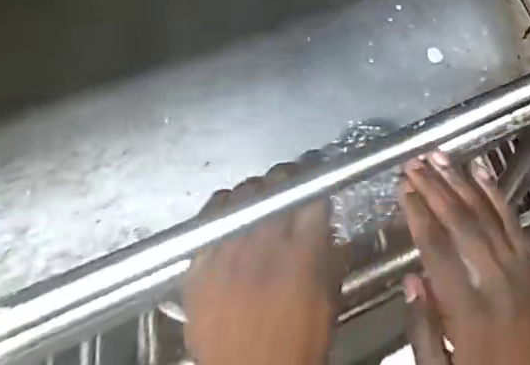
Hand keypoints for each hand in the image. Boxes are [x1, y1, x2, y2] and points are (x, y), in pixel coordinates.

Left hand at [183, 162, 339, 364]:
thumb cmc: (293, 350)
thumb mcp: (326, 306)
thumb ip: (329, 260)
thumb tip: (330, 228)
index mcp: (300, 253)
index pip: (312, 195)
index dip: (316, 184)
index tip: (316, 184)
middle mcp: (262, 240)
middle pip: (276, 184)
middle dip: (286, 182)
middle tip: (289, 191)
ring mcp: (227, 247)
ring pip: (243, 192)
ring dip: (255, 192)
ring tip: (259, 202)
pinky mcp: (199, 259)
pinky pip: (210, 212)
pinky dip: (222, 208)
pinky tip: (229, 215)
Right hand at [400, 151, 529, 364]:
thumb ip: (423, 330)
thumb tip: (410, 279)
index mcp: (470, 313)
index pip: (438, 249)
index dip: (418, 214)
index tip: (402, 187)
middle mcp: (496, 285)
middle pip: (462, 224)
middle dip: (435, 188)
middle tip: (413, 163)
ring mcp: (518, 275)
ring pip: (487, 216)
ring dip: (461, 182)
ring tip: (439, 156)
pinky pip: (514, 224)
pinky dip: (496, 195)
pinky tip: (482, 171)